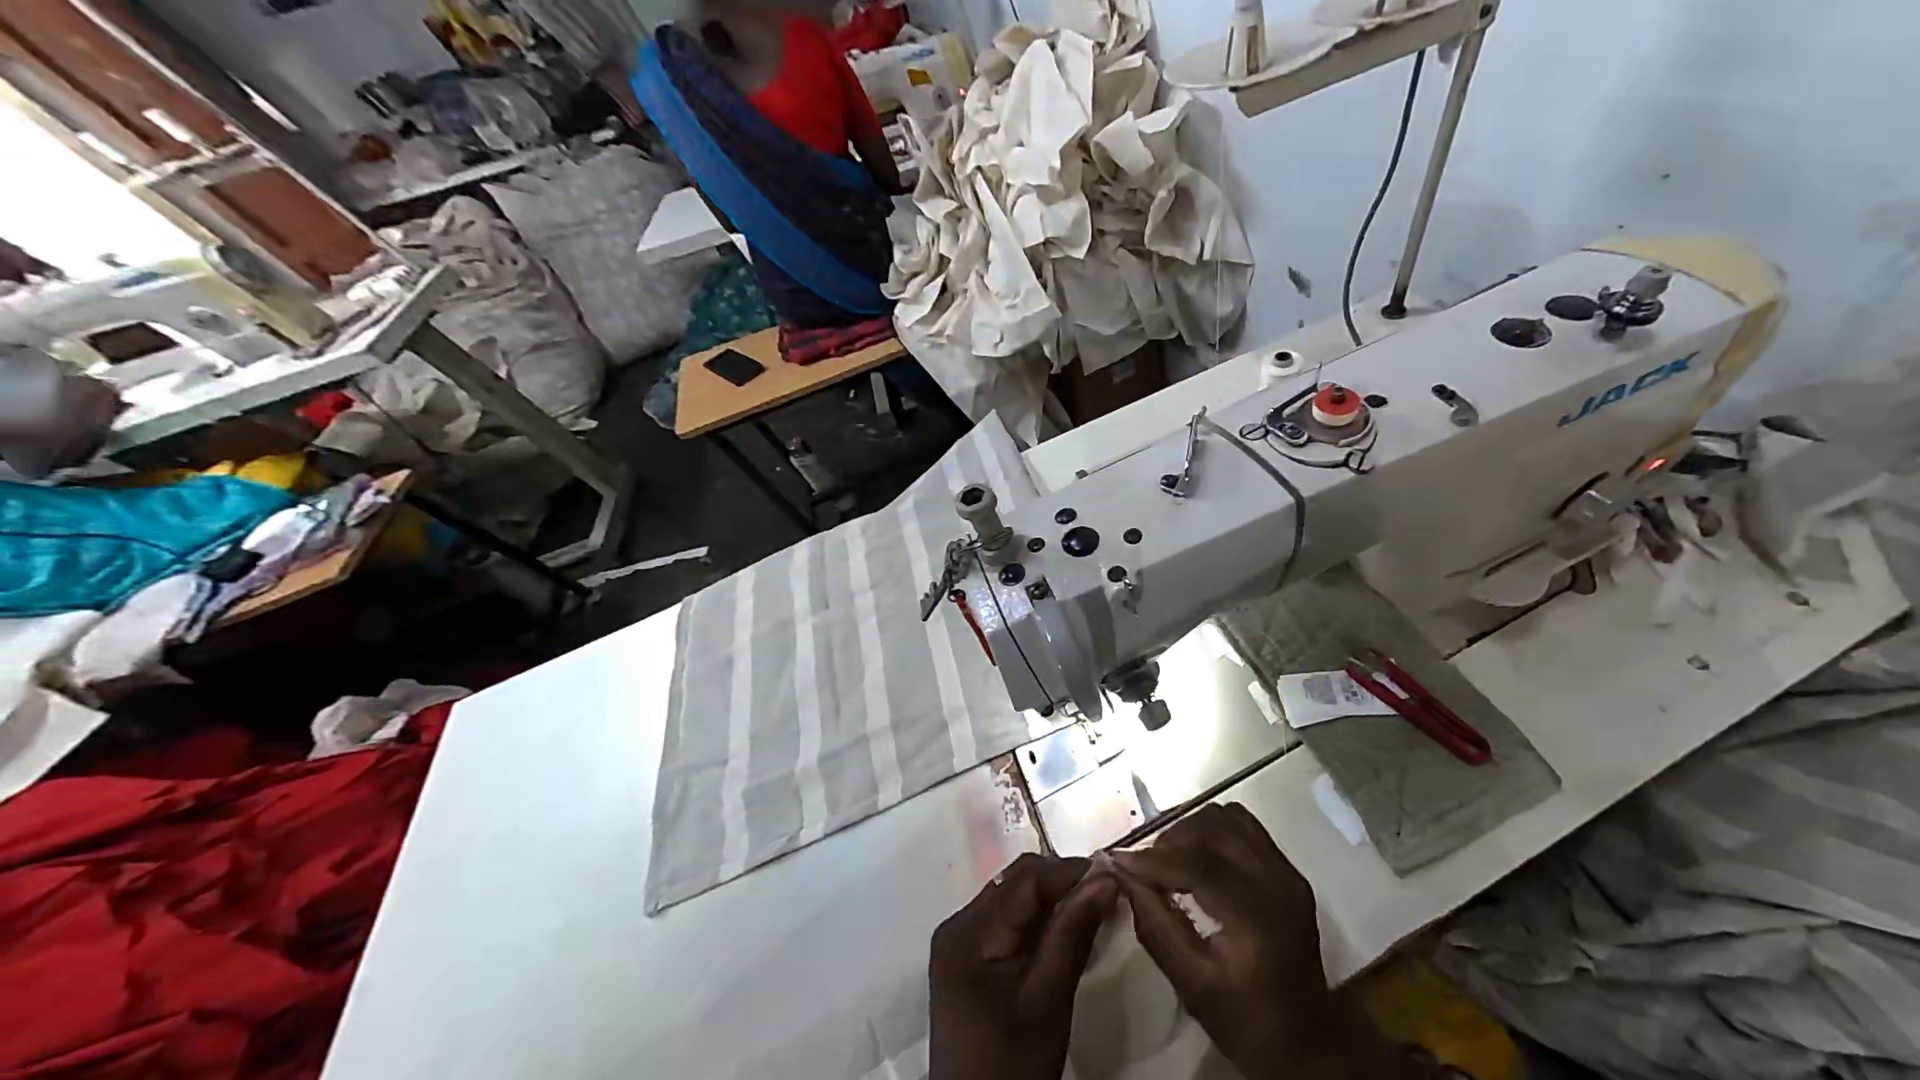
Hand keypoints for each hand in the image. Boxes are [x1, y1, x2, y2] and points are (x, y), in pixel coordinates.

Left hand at [929, 853, 1117, 1079]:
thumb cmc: (1011, 1066)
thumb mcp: (1048, 999)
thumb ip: (1073, 934)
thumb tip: (1105, 880)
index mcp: (967, 933)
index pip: (1023, 882)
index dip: (1069, 871)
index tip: (1113, 872)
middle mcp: (957, 927)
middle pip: (1014, 885)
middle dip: (1060, 881)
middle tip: (1107, 889)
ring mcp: (960, 943)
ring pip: (1012, 901)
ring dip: (1052, 899)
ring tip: (1094, 904)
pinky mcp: (968, 961)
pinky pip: (1006, 923)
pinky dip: (1038, 921)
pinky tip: (1067, 928)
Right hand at [1114, 804, 1422, 1079]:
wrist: (1306, 1042)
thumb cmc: (1244, 1020)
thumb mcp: (1189, 981)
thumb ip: (1153, 923)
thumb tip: (1122, 873)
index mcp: (1257, 917)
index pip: (1198, 865)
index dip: (1153, 859)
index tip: (1117, 862)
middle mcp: (1277, 883)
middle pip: (1211, 830)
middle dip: (1168, 841)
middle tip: (1142, 866)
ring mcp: (1286, 872)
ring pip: (1226, 818)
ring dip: (1189, 830)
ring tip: (1168, 858)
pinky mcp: (1287, 869)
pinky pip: (1243, 826)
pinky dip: (1212, 830)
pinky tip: (1196, 855)